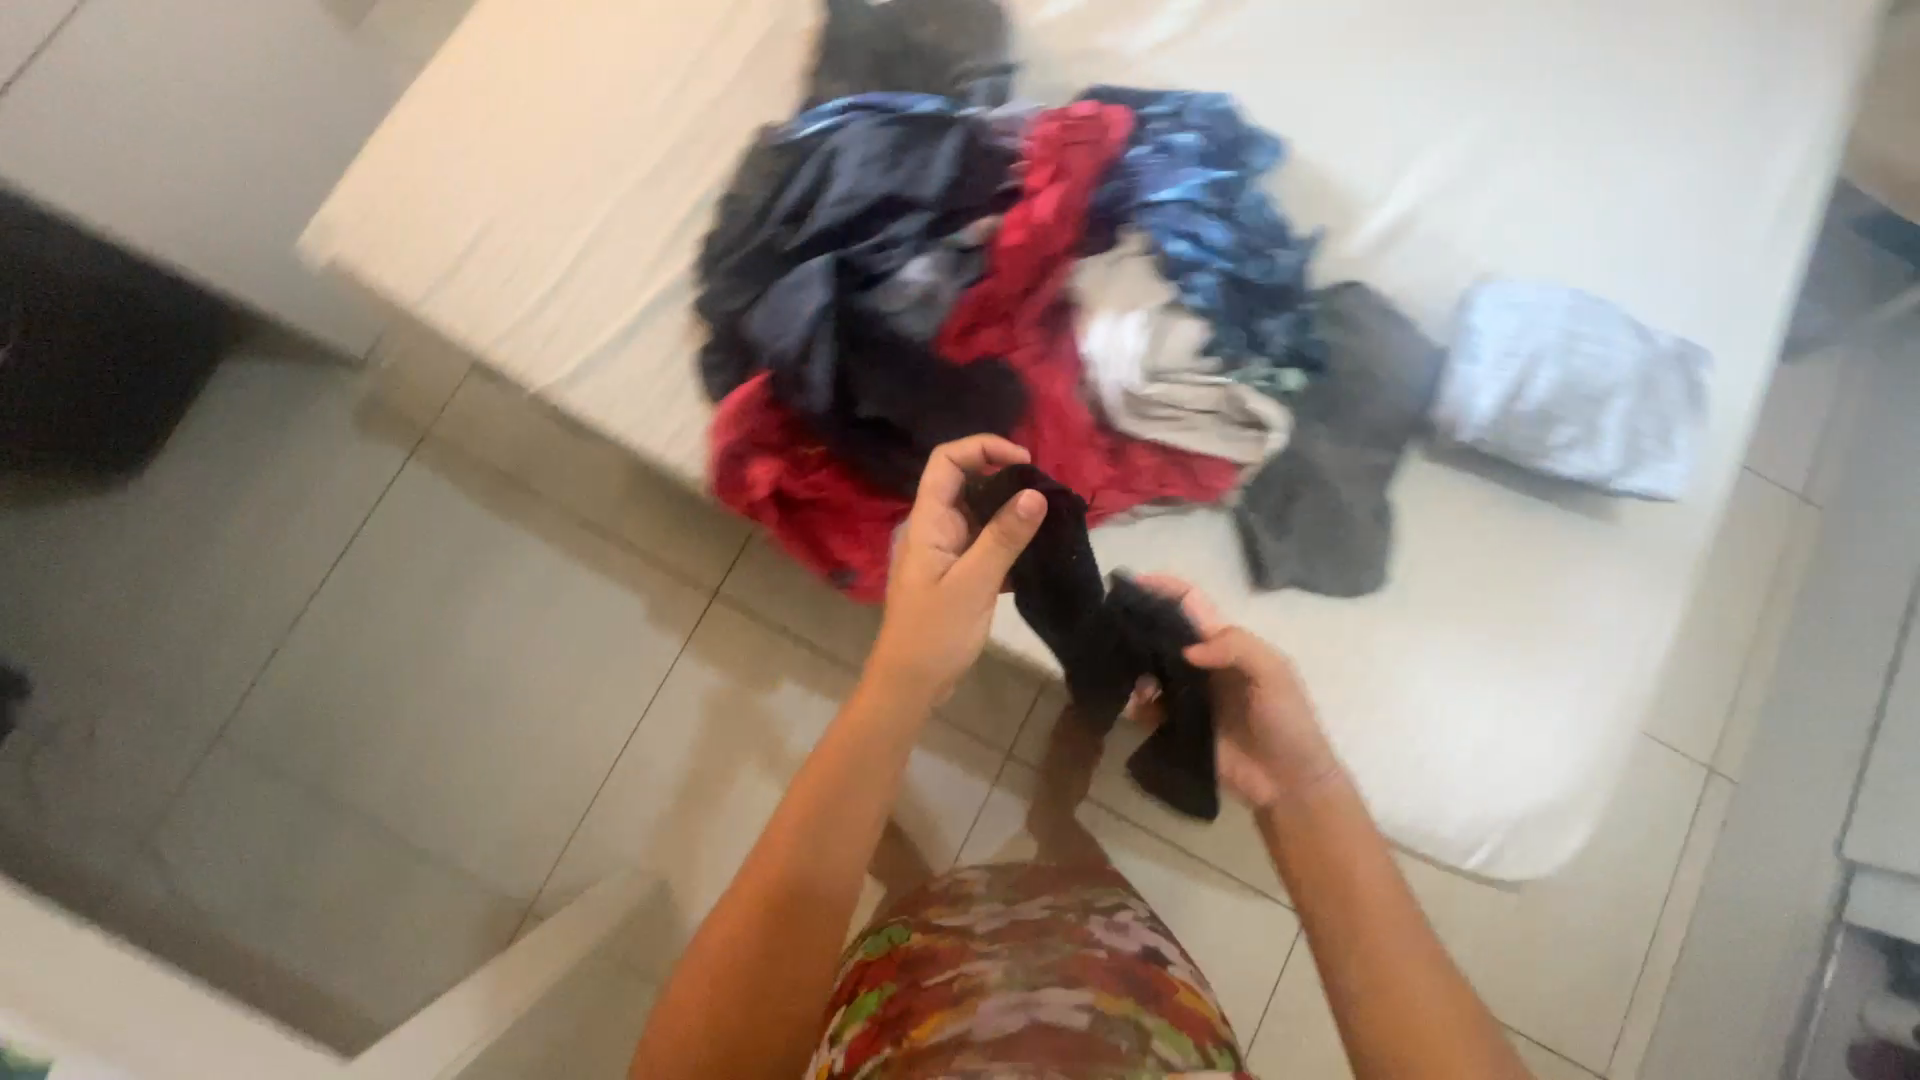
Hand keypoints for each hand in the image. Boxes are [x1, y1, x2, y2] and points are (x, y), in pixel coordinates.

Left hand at [866, 436, 1046, 703]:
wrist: (910, 683)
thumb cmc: (934, 633)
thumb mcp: (973, 583)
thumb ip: (1003, 537)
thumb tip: (1035, 494)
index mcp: (928, 522)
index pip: (947, 461)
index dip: (983, 448)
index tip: (1025, 462)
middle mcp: (934, 528)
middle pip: (966, 482)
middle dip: (1005, 478)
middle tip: (1045, 492)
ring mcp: (945, 552)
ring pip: (979, 514)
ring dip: (1010, 511)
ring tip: (1048, 519)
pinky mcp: (957, 574)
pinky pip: (984, 543)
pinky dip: (1008, 541)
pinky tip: (1036, 552)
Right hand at [1133, 575, 1340, 810]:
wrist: (1289, 784)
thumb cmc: (1289, 722)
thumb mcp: (1275, 673)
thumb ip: (1236, 647)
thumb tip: (1186, 649)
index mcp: (1225, 644)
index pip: (1190, 604)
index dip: (1164, 589)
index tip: (1132, 583)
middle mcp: (1201, 665)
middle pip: (1162, 635)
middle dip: (1139, 632)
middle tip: (1116, 637)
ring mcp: (1188, 696)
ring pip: (1148, 672)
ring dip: (1136, 674)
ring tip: (1143, 690)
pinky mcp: (1178, 726)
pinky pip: (1147, 710)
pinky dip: (1138, 707)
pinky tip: (1141, 712)